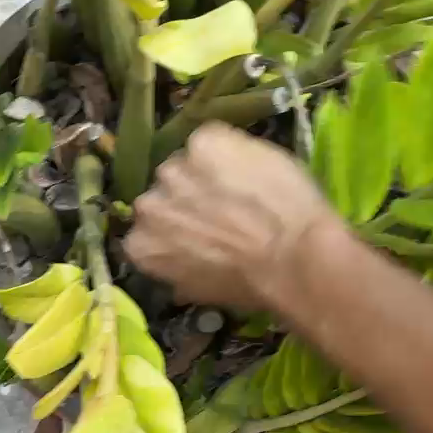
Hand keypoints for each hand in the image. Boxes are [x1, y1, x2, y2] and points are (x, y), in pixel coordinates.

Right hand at [126, 123, 343, 313]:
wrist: (290, 256)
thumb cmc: (249, 286)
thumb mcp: (202, 291)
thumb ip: (178, 270)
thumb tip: (181, 270)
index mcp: (141, 246)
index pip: (146, 230)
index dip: (173, 228)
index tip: (196, 232)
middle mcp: (148, 204)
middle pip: (164, 192)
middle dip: (187, 199)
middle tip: (222, 209)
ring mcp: (175, 168)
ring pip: (187, 164)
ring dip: (207, 173)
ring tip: (242, 186)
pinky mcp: (204, 141)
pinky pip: (213, 140)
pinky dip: (232, 150)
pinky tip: (253, 168)